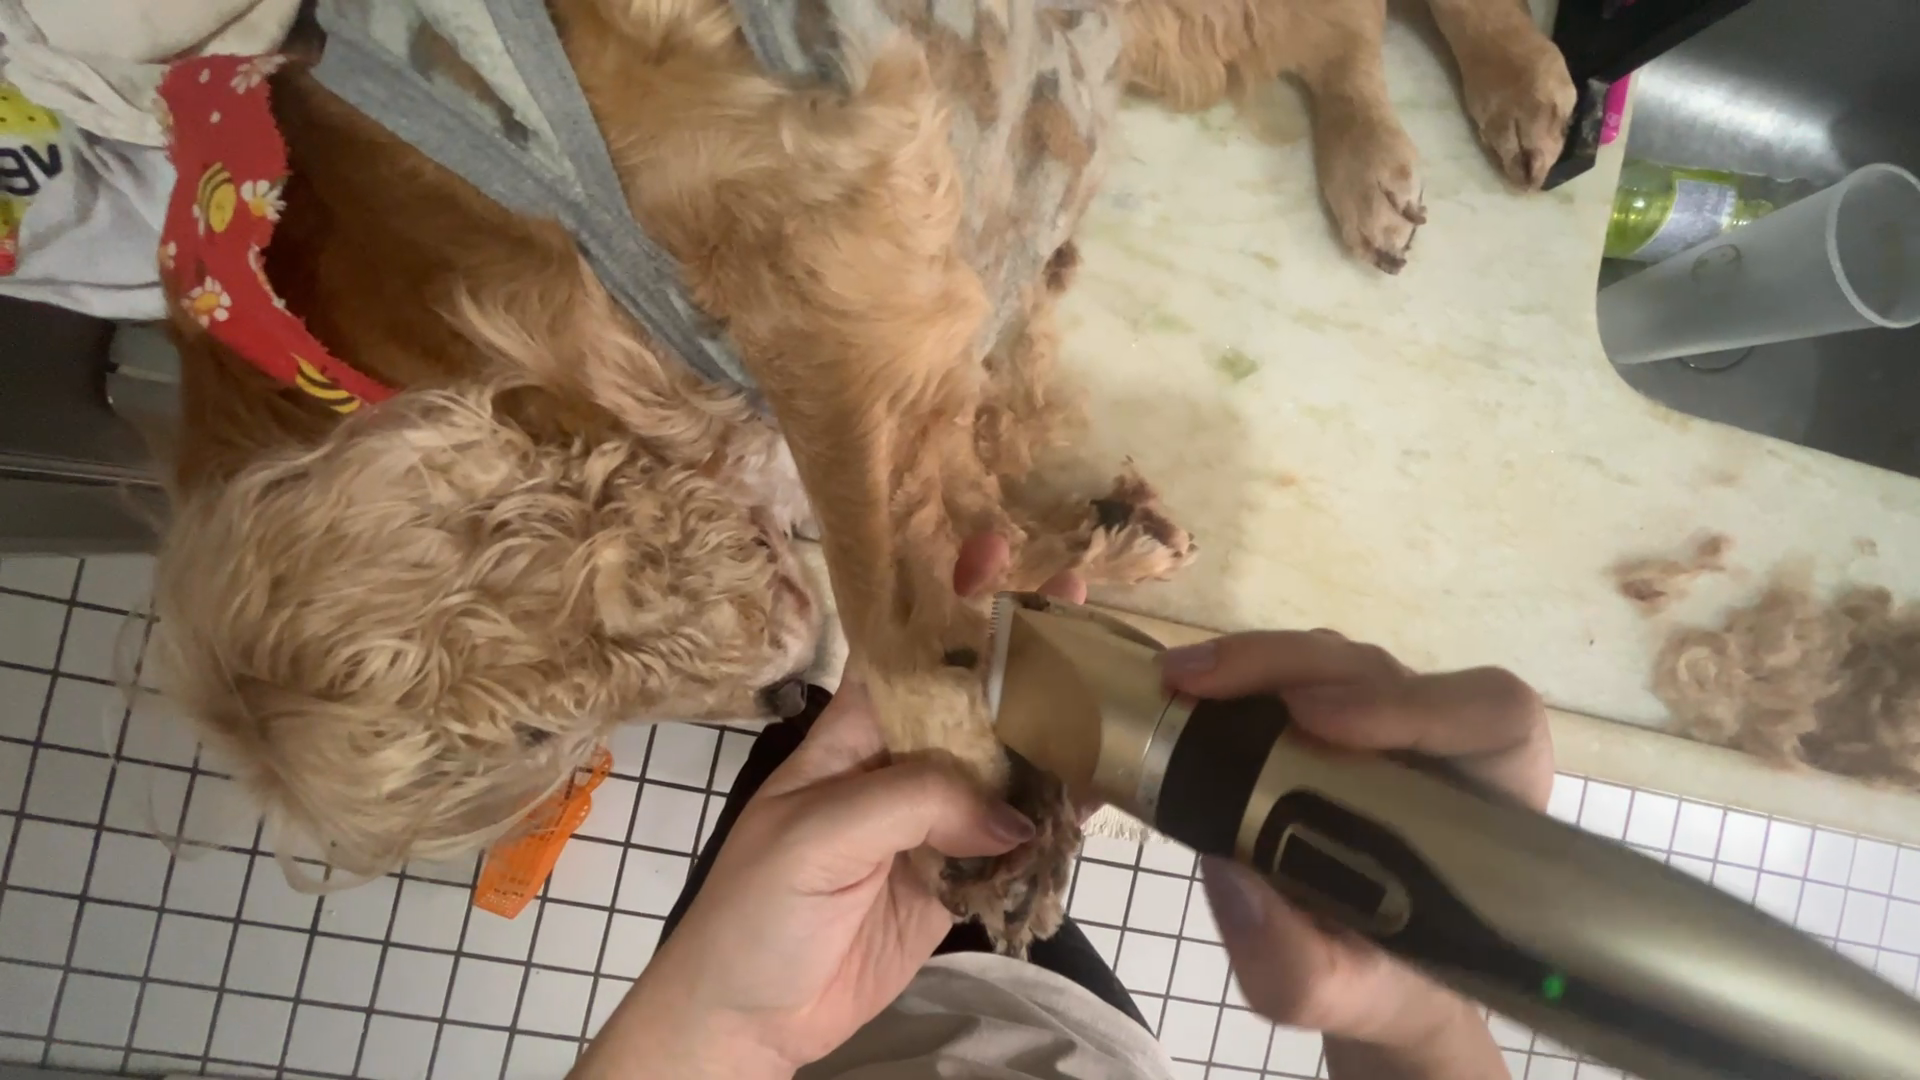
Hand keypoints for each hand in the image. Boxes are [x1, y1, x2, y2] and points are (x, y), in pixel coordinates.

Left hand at [572, 536, 1083, 1079]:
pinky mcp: (960, 871)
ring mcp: (937, 815)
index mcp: (857, 731)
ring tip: (1109, 689)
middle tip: (1076, 603)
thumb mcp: (817, 835)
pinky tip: (1095, 787)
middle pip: (971, 696)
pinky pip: (1015, 834)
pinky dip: (1054, 817)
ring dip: (1051, 729)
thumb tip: (1008, 811)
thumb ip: (912, 802)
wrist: (752, 1019)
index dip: (945, 599)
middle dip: (1019, 650)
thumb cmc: (758, 909)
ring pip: (1004, 762)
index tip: (989, 553)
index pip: (904, 648)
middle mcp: (905, 760)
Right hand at [1161, 630, 1551, 1077]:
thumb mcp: (1334, 993)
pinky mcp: (1314, 709)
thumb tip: (1228, 869)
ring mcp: (1370, 716)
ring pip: (1325, 657)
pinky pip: (1283, 669)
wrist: (1354, 961)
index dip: (1411, 703)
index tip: (1320, 725)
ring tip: (1182, 681)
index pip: (1487, 714)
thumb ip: (1293, 962)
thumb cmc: (1374, 975)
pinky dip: (1232, 671)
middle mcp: (1432, 741)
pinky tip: (1185, 688)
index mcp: (1484, 800)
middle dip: (1285, 665)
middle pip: (1375, 669)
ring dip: (1252, 660)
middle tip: (1203, 684)